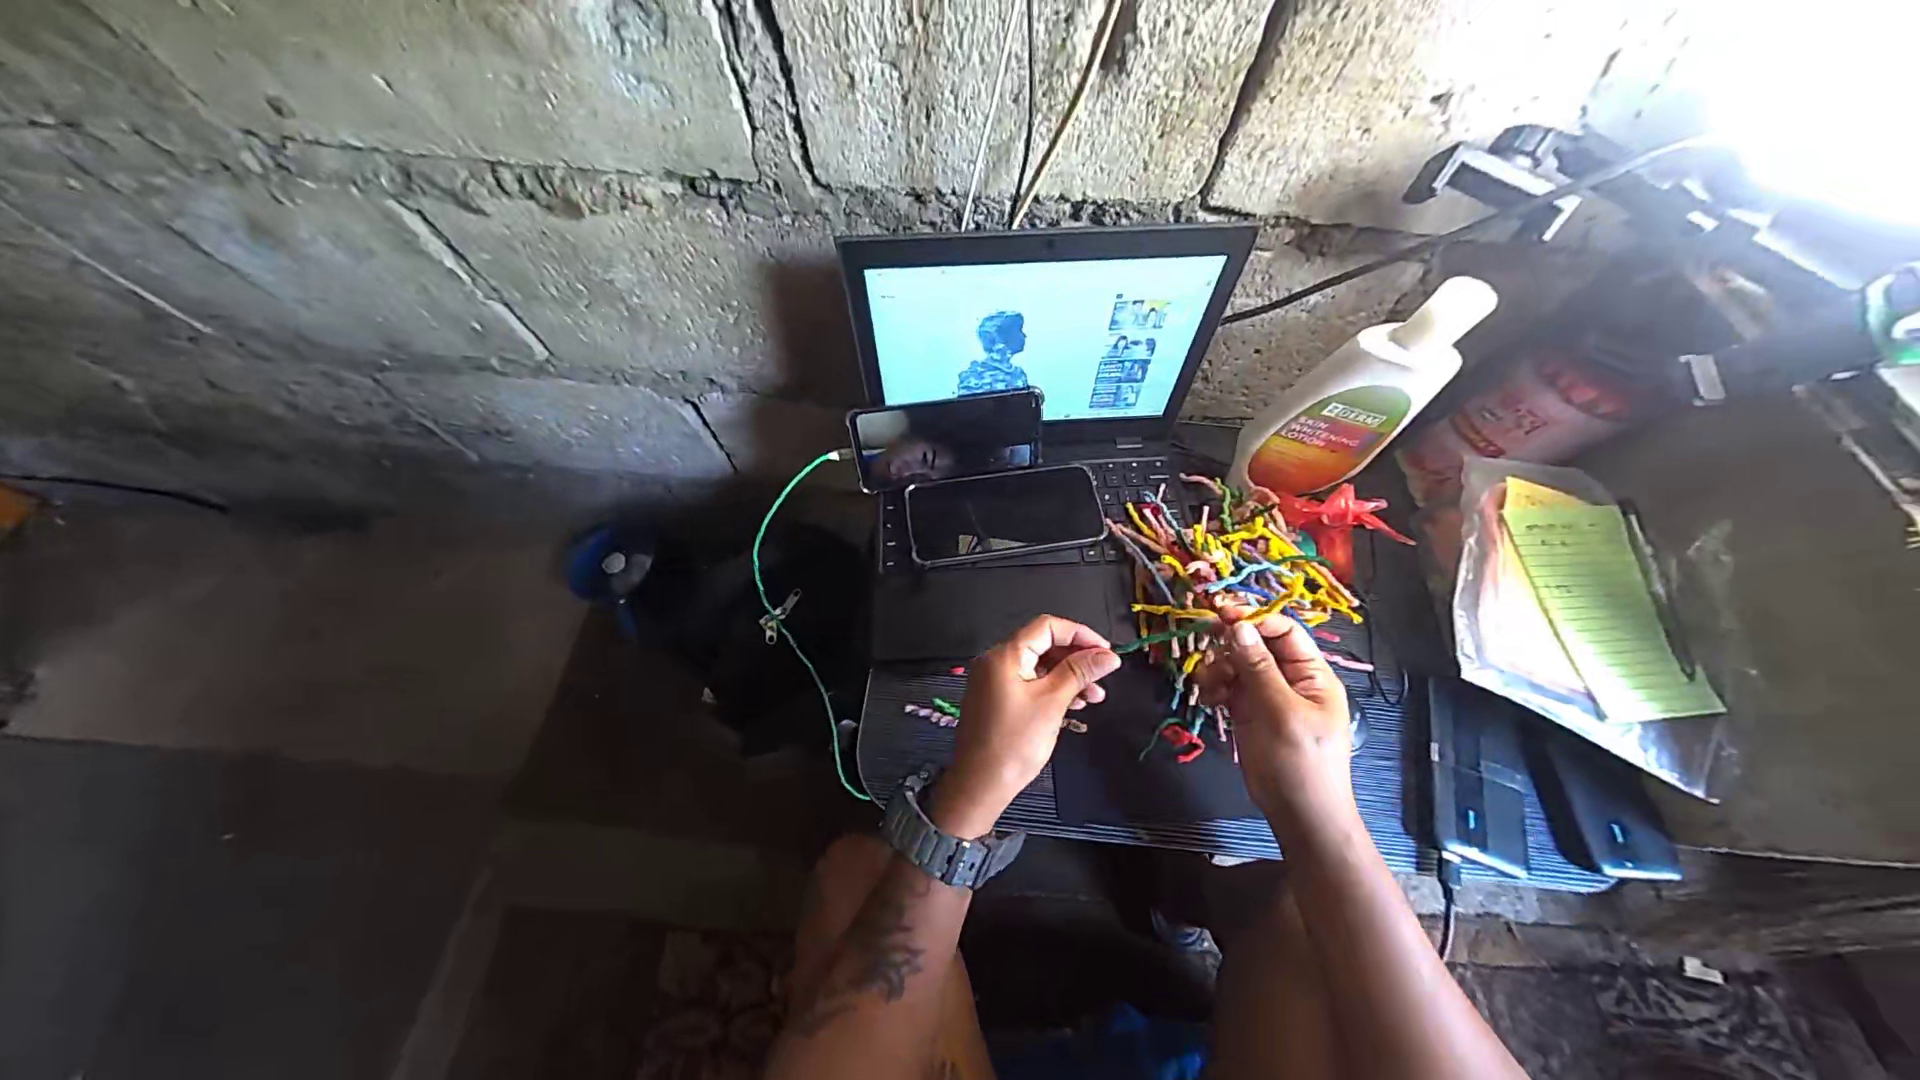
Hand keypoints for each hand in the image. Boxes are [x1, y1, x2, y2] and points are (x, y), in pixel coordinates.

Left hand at [929, 615, 1121, 837]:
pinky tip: (1074, 702)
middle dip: (1076, 657)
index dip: (1080, 634)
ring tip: (1095, 696)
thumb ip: (1080, 672)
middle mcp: (996, 660)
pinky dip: (1053, 687)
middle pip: (1043, 644)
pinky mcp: (997, 697)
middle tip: (1103, 676)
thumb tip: (1108, 654)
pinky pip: (1030, 681)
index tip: (1106, 651)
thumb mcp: (1052, 702)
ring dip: (1069, 674)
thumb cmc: (1014, 743)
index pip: (1047, 626)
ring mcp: (994, 679)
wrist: (980, 783)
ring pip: (1039, 664)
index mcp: (1005, 654)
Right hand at [1199, 617, 1357, 838]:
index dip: (1254, 619)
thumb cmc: (1302, 763)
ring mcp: (1267, 695)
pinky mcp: (1248, 711)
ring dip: (1218, 667)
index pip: (1283, 631)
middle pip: (1255, 644)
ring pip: (1236, 663)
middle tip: (1205, 644)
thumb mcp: (1281, 712)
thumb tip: (1239, 627)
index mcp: (1311, 674)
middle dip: (1230, 644)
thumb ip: (1258, 668)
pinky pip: (1226, 685)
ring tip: (1209, 685)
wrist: (1298, 814)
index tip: (1221, 614)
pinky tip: (1210, 698)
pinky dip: (1214, 686)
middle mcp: (1289, 679)